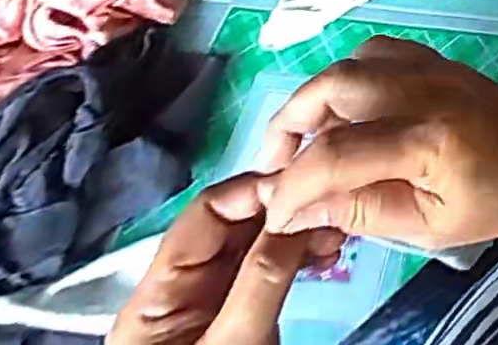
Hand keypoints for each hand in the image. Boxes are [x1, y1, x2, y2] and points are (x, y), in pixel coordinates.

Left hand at [108, 174, 343, 344]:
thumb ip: (262, 276)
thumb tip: (301, 208)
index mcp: (160, 292)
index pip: (207, 212)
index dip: (257, 190)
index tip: (311, 187)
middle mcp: (185, 285)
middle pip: (236, 221)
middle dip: (289, 207)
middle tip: (335, 210)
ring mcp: (213, 298)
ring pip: (260, 238)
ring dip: (302, 228)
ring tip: (337, 235)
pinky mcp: (241, 310)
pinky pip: (272, 263)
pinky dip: (302, 251)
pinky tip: (329, 253)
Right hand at [256, 36, 497, 248]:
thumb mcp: (433, 226)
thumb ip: (365, 212)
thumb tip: (300, 209)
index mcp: (428, 142)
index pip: (336, 155)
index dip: (291, 187)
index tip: (277, 212)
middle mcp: (427, 92)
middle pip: (336, 84)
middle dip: (290, 121)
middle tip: (277, 162)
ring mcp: (434, 68)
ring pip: (356, 59)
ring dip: (318, 94)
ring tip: (310, 137)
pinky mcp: (439, 59)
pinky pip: (383, 51)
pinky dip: (352, 74)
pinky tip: (349, 108)